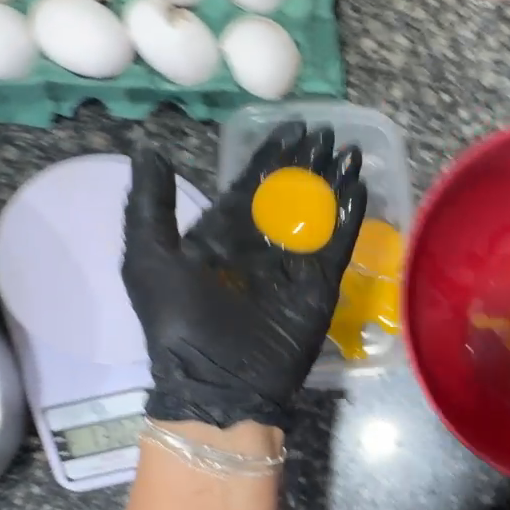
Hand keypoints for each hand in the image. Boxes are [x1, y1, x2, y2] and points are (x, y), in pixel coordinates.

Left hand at [123, 123, 367, 429]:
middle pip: (291, 193)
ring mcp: (293, 266)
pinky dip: (349, 219)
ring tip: (353, 154)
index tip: (295, 128)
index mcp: (222, 234)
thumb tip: (150, 146)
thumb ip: (150, 204)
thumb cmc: (178, 322)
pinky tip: (360, 191)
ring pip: (318, 213)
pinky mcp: (318, 287)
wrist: (217, 381)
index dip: (273, 155)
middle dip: (310, 163)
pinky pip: (337, 246)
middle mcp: (261, 245)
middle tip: (332, 134)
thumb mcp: (149, 258)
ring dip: (335, 183)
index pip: (253, 184)